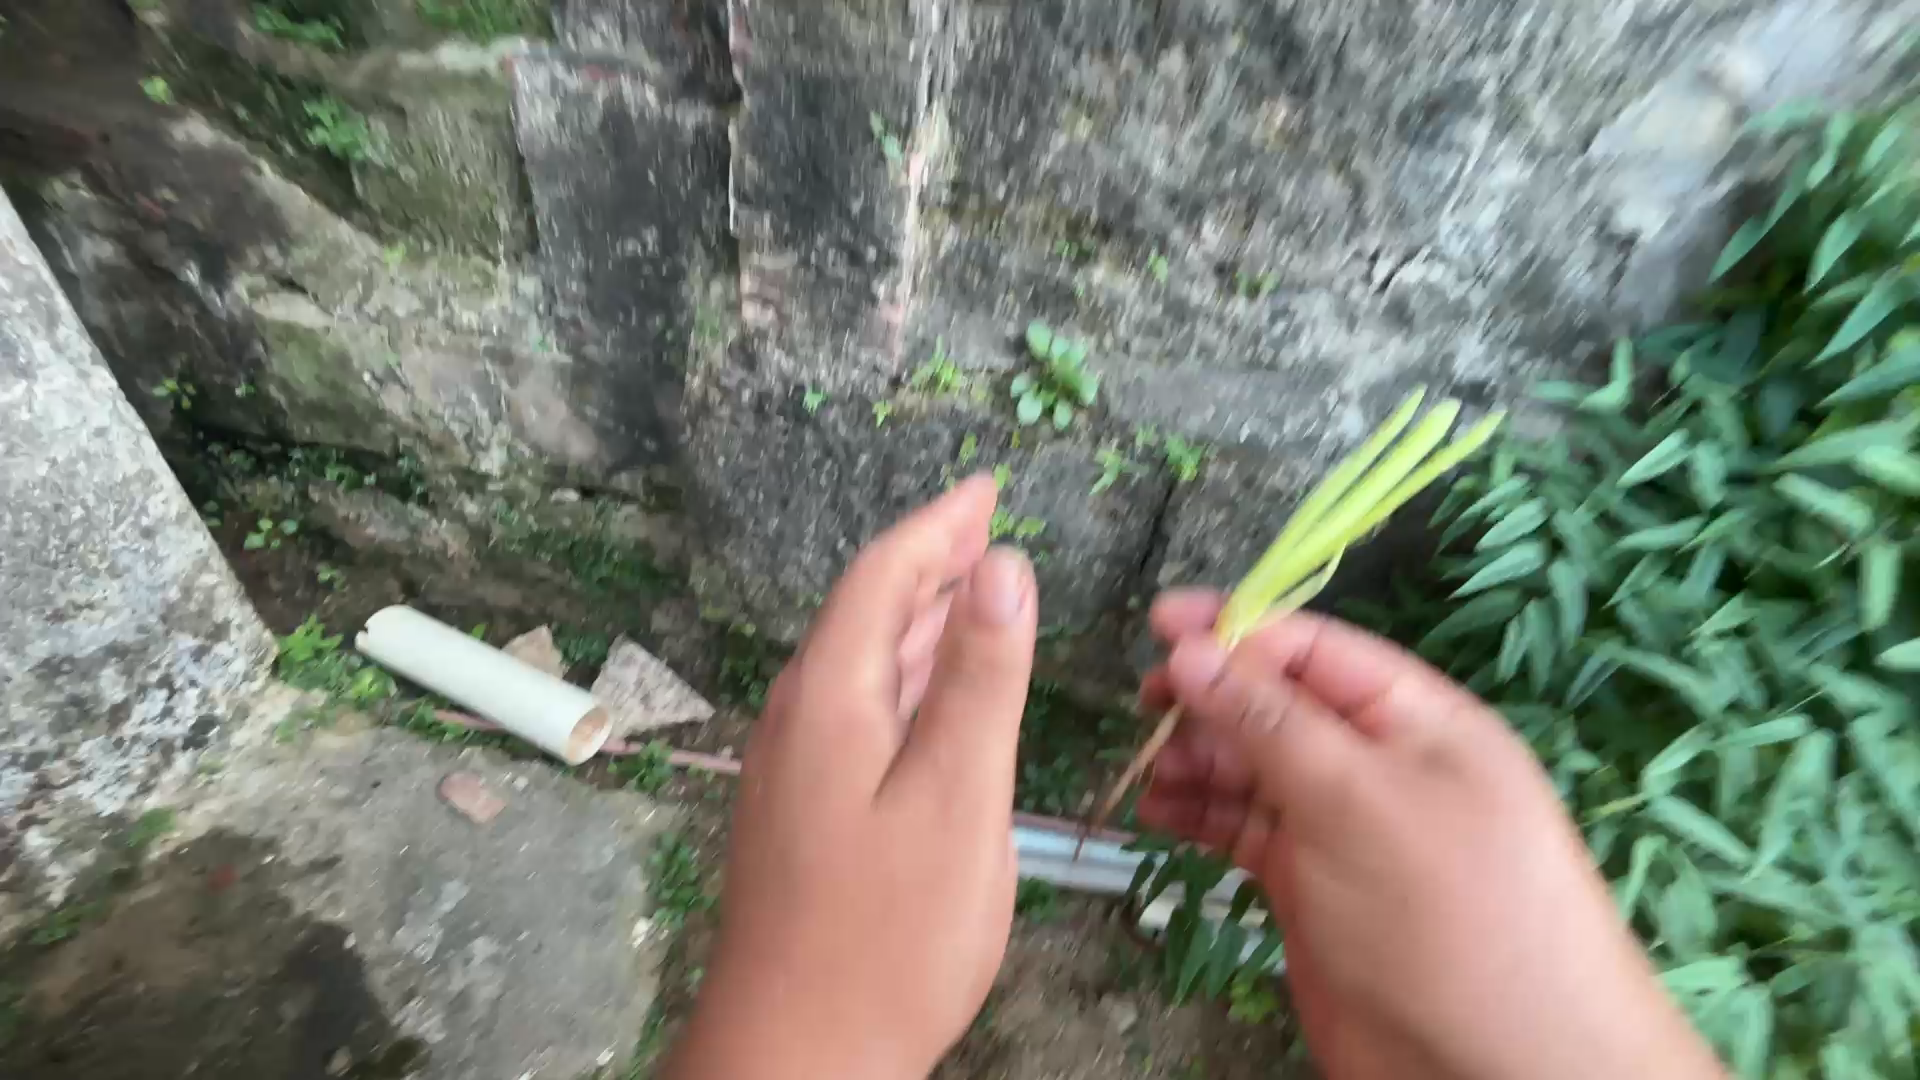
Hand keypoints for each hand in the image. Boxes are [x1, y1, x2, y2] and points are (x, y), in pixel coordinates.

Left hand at [665, 476, 1037, 1079]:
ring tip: (973, 580)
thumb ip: (981, 677)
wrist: (797, 1059)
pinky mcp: (810, 796)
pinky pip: (865, 702)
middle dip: (931, 558)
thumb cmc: (890, 929)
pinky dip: (909, 668)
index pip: (884, 576)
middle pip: (871, 607)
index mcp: (832, 692)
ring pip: (868, 656)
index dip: (937, 525)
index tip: (986, 489)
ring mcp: (800, 756)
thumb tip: (1002, 567)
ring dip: (922, 611)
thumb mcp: (956, 795)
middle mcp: (804, 709)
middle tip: (987, 523)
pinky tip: (937, 678)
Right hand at [1138, 590, 1728, 1079]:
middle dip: (1208, 699)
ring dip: (1194, 760)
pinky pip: (1239, 822)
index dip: (1235, 628)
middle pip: (1270, 704)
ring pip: (1247, 764)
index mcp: (1410, 720)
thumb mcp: (1355, 799)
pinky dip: (1197, 812)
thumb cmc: (1447, 916)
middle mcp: (1370, 761)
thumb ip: (1267, 719)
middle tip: (1148, 703)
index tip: (1161, 624)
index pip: (1311, 648)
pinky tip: (1158, 813)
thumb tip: (1188, 649)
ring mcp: (1335, 822)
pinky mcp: (1304, 876)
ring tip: (1154, 773)